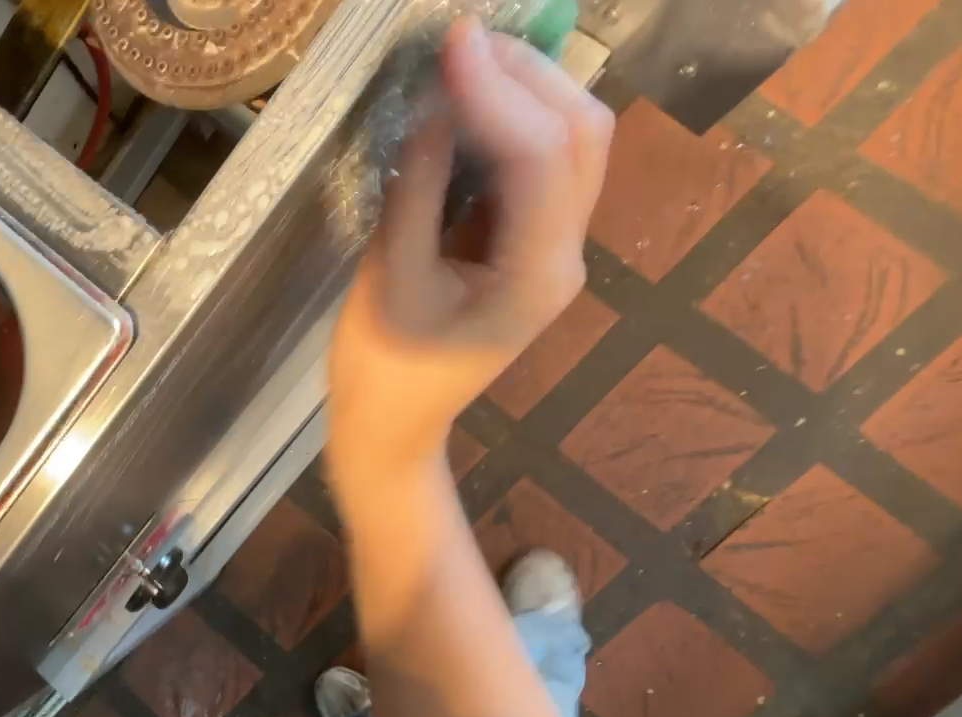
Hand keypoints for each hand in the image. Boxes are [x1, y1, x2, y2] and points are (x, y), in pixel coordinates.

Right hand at [326, 16, 611, 495]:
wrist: (391, 430)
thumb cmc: (380, 373)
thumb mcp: (390, 282)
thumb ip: (416, 192)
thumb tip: (431, 106)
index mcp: (533, 278)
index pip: (541, 156)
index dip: (499, 90)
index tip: (451, 42)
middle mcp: (563, 257)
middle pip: (581, 135)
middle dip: (529, 73)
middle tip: (463, 41)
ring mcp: (554, 254)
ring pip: (572, 145)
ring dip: (528, 91)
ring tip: (467, 60)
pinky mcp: (532, 251)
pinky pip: (541, 170)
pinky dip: (513, 126)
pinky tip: (473, 104)